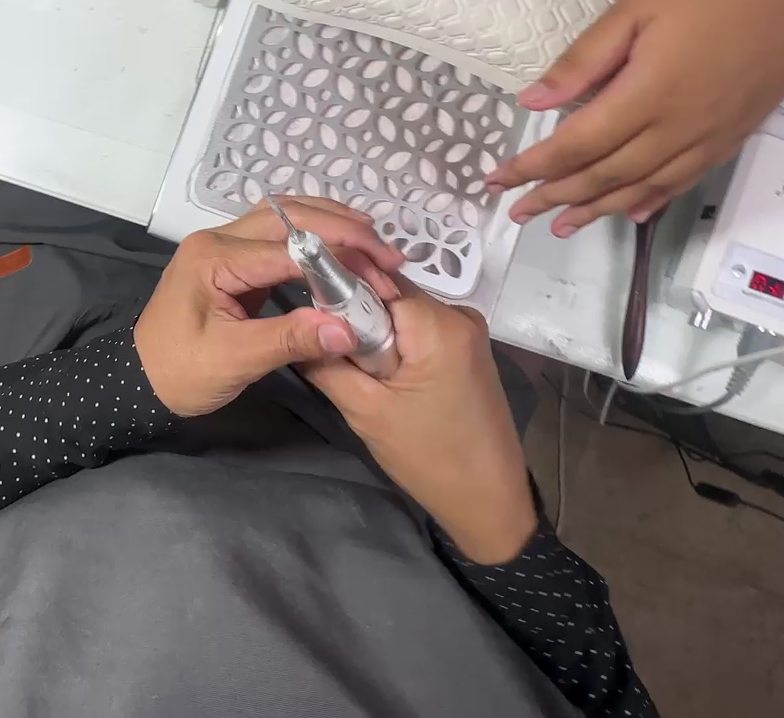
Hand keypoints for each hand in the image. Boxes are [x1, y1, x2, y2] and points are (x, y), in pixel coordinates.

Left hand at [137, 196, 404, 416]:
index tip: (385, 275)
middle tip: (389, 254)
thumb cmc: (180, 372)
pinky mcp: (231, 262)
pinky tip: (341, 254)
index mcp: (215, 256)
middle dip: (342, 230)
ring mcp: (223, 246)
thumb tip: (349, 328)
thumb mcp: (234, 359)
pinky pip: (277, 239)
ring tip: (374, 244)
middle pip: (289, 216)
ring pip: (284, 219)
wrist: (138, 380)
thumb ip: (290, 338)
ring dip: (329, 227)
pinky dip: (313, 242)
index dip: (341, 258)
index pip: (290, 245)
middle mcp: (218, 239)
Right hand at [305, 286, 536, 562]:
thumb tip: (295, 328)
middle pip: (387, 295)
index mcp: (439, 325)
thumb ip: (325, 363)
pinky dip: (396, 347)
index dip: (339, 296)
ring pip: (399, 313)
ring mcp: (466, 331)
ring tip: (366, 377)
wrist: (489, 503)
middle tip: (342, 362)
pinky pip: (416, 330)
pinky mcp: (465, 349)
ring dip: (374, 336)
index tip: (313, 323)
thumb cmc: (428, 457)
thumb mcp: (364, 411)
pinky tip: (389, 381)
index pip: (374, 280)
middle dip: (357, 321)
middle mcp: (459, 315)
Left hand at [485, 0, 783, 236]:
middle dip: (555, 196)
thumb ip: (581, 61)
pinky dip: (652, 199)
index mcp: (650, 94)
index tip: (496, 180)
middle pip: (606, 175)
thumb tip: (532, 101)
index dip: (532, 168)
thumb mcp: (632, 8)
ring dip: (597, 209)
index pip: (576, 145)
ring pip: (645, 186)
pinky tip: (631, 213)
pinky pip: (688, 178)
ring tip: (560, 226)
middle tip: (516, 213)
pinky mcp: (740, 130)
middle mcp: (684, 125)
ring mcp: (716, 132)